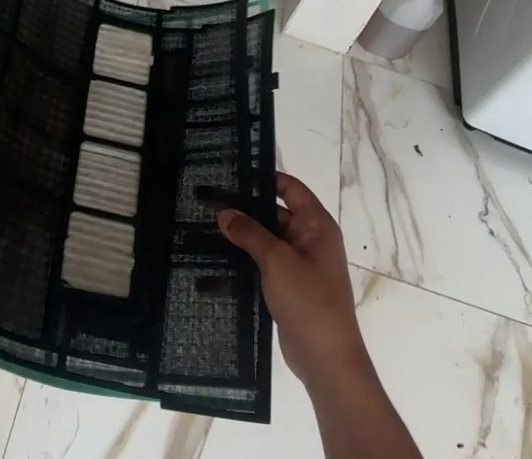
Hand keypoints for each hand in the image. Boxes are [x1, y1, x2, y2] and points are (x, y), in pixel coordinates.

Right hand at [218, 172, 368, 386]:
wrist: (326, 358)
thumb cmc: (309, 300)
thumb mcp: (277, 261)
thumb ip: (250, 233)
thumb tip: (224, 213)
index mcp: (316, 225)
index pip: (290, 188)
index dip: (265, 178)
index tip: (232, 173)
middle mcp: (310, 240)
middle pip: (276, 213)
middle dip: (246, 208)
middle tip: (209, 201)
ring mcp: (300, 264)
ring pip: (267, 240)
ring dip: (243, 236)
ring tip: (206, 226)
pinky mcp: (288, 286)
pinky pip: (264, 263)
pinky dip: (246, 258)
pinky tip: (217, 257)